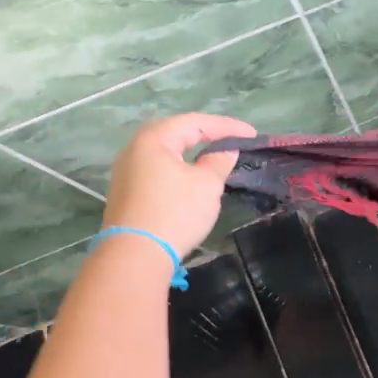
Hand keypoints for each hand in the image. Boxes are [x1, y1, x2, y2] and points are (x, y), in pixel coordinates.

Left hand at [102, 113, 257, 256]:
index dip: (226, 126)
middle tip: (229, 139)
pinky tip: (189, 177)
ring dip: (189, 152)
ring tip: (212, 156)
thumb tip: (225, 150)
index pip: (195, 123)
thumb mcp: (207, 185)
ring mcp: (126, 171)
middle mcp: (134, 149)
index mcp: (154, 140)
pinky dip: (177, 167)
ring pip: (164, 152)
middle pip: (174, 133)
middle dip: (204, 134)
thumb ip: (218, 162)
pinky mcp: (126, 192)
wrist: (136, 254)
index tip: (251, 134)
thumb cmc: (175, 212)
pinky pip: (157, 169)